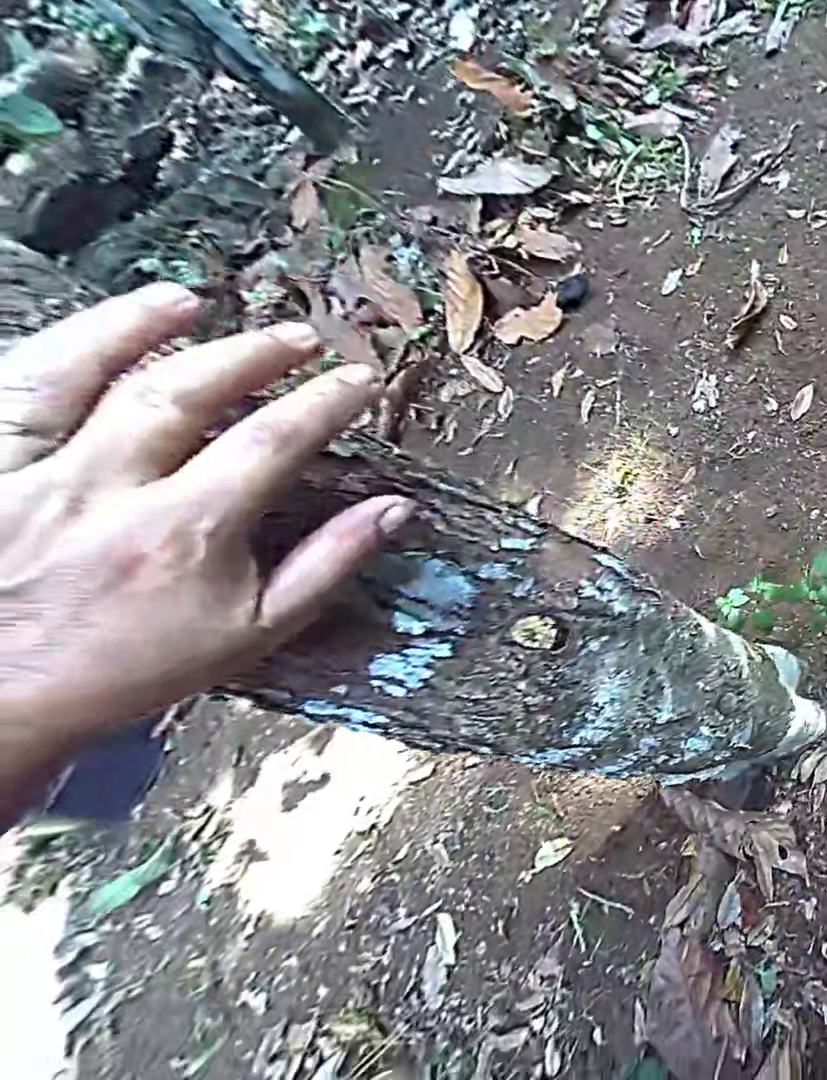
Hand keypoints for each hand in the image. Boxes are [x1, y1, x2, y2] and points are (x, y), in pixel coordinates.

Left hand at [0, 283, 411, 769]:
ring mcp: (14, 475)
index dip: (325, 402)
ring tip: (183, 301)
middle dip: (247, 355)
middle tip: (296, 336)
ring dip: (129, 329)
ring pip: (66, 376)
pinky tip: (75, 334)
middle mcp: (99, 491)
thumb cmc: (138, 664)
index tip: (360, 379)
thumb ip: (331, 562)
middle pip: (178, 394)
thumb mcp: (261, 628)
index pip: (272, 442)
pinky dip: (37, 354)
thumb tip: (396, 509)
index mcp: (186, 530)